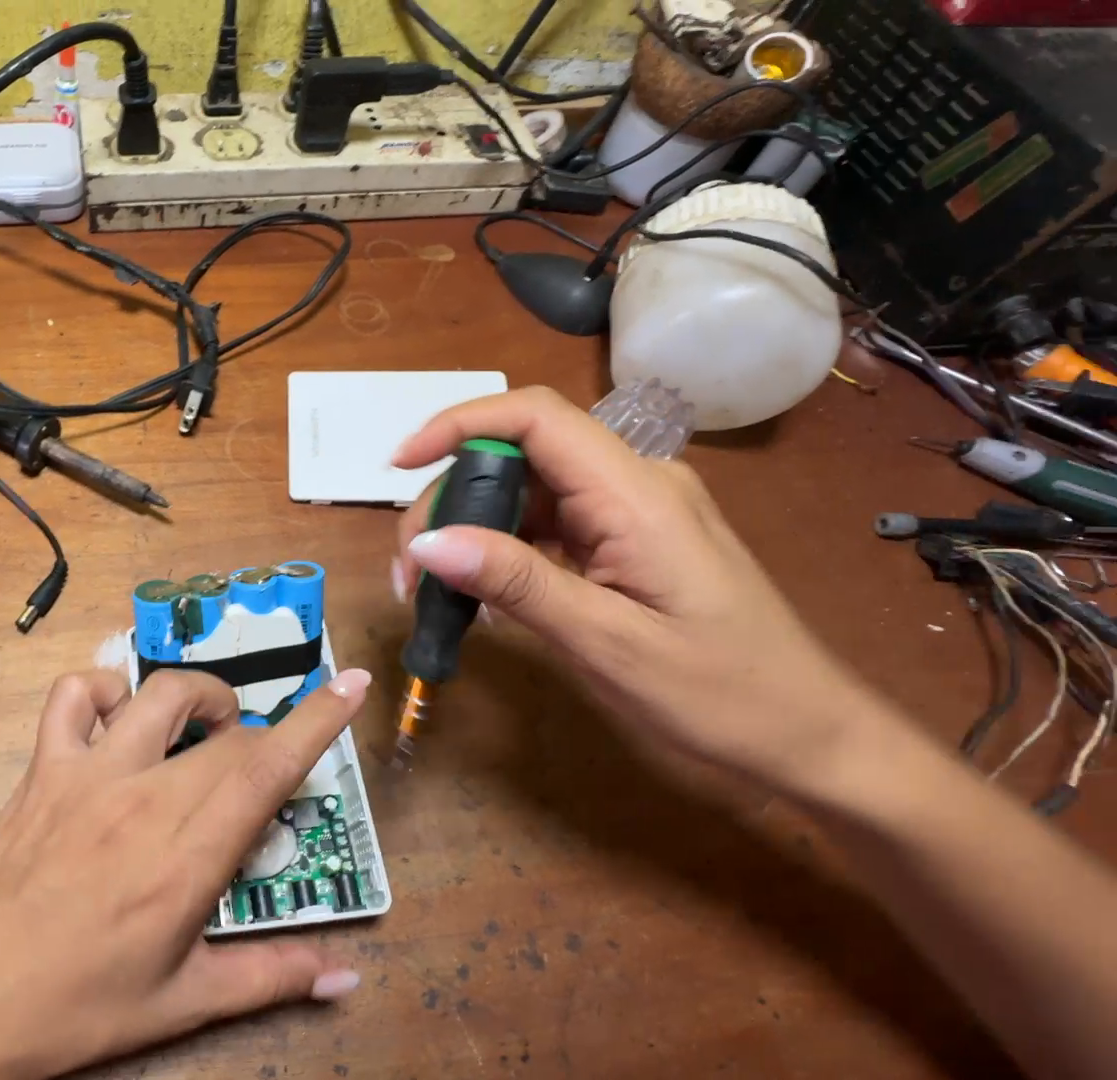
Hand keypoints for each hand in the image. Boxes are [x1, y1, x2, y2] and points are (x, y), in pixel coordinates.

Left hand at [0, 668, 370, 1079]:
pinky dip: (103, 689)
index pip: (266, 769)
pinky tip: (118, 718)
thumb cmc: (81, 1006)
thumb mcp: (184, 1004)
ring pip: (158, 696)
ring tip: (207, 728)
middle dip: (263, 735)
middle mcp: (143, 800)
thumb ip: (271, 977)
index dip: (317, 721)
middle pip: (226, 737)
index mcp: (186, 859)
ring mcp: (87, 775)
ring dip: (198, 697)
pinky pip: (71, 698)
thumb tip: (348, 974)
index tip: (351, 684)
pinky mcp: (44, 769)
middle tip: (263, 769)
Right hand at [391, 387, 885, 795]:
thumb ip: (516, 582)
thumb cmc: (720, 693)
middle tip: (409, 570)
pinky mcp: (624, 542)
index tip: (398, 465)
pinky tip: (477, 593)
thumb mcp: (607, 642)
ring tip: (430, 588)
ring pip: (524, 492)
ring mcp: (629, 513)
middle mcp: (632, 485)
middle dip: (450, 498)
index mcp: (635, 494)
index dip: (458, 424)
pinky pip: (545, 526)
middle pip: (517, 455)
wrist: (809, 736)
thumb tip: (427, 542)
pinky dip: (499, 550)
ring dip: (468, 529)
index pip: (534, 417)